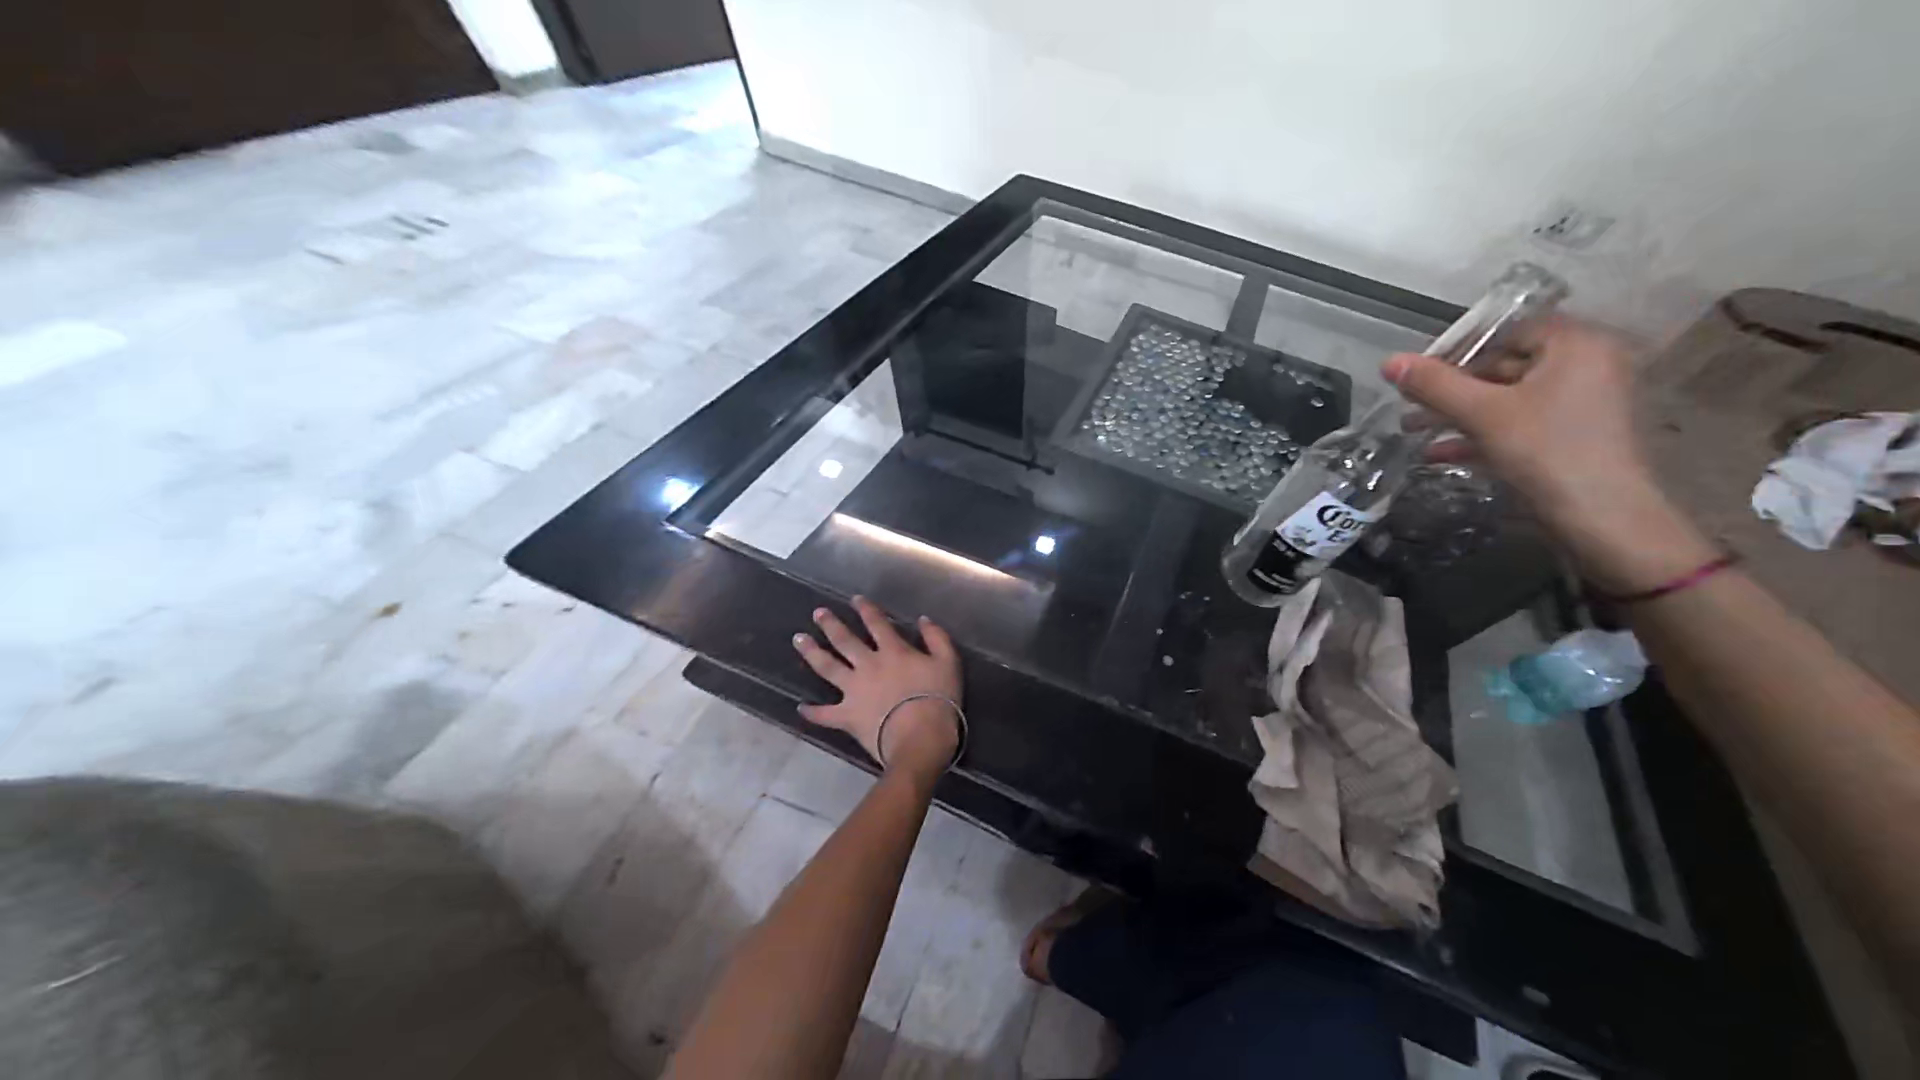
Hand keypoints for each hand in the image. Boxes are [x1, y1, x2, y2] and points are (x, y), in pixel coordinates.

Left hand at [792, 596, 961, 782]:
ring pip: (827, 667)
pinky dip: (812, 712)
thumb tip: (924, 619)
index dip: (866, 610)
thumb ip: (937, 638)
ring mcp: (853, 690)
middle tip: (817, 613)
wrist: (920, 737)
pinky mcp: (846, 716)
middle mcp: (868, 666)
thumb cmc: (938, 699)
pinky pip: (825, 714)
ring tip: (798, 639)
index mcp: (892, 652)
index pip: (877, 624)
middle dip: (830, 624)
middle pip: (845, 640)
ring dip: (811, 652)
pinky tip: (801, 707)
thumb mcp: (949, 663)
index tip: (855, 599)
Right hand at [1382, 315, 1717, 592]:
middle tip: (1411, 406)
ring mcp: (1583, 403)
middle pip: (1506, 365)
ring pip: (1508, 398)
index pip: (1510, 331)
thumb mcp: (1480, 413)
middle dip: (1454, 388)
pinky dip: (1482, 434)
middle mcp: (1587, 366)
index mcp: (1577, 346)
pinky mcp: (1573, 436)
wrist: (1601, 516)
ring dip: (1459, 414)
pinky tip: (1440, 453)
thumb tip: (1390, 362)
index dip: (1462, 350)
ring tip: (1414, 431)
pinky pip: (1520, 423)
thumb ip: (1434, 385)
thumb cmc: (1545, 451)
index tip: (1422, 375)